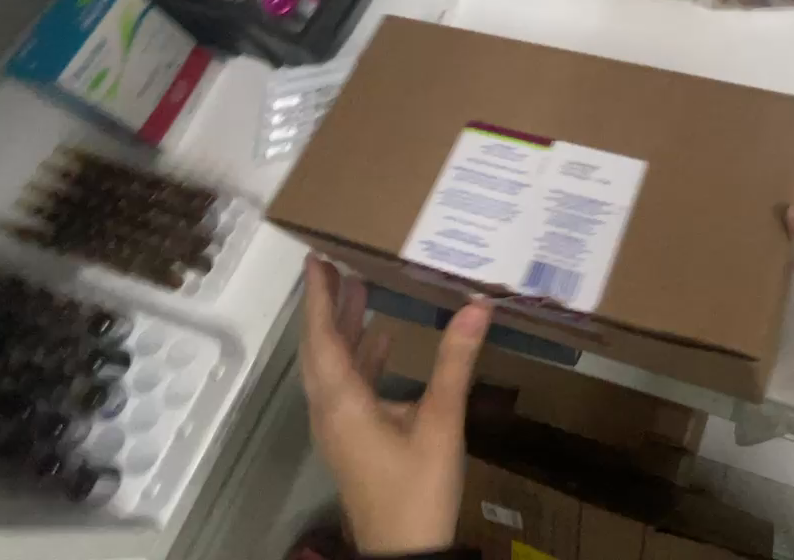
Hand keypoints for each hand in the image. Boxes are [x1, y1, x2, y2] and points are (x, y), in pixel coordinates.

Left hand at [300, 255, 492, 554]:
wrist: (406, 553)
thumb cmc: (418, 488)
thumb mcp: (442, 422)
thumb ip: (455, 362)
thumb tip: (476, 305)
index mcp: (343, 404)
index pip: (324, 339)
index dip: (320, 299)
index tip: (317, 261)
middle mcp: (331, 411)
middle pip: (319, 349)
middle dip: (326, 305)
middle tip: (335, 264)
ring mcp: (340, 428)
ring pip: (332, 366)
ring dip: (342, 327)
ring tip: (358, 287)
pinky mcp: (353, 438)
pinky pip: (347, 384)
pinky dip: (358, 355)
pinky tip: (380, 339)